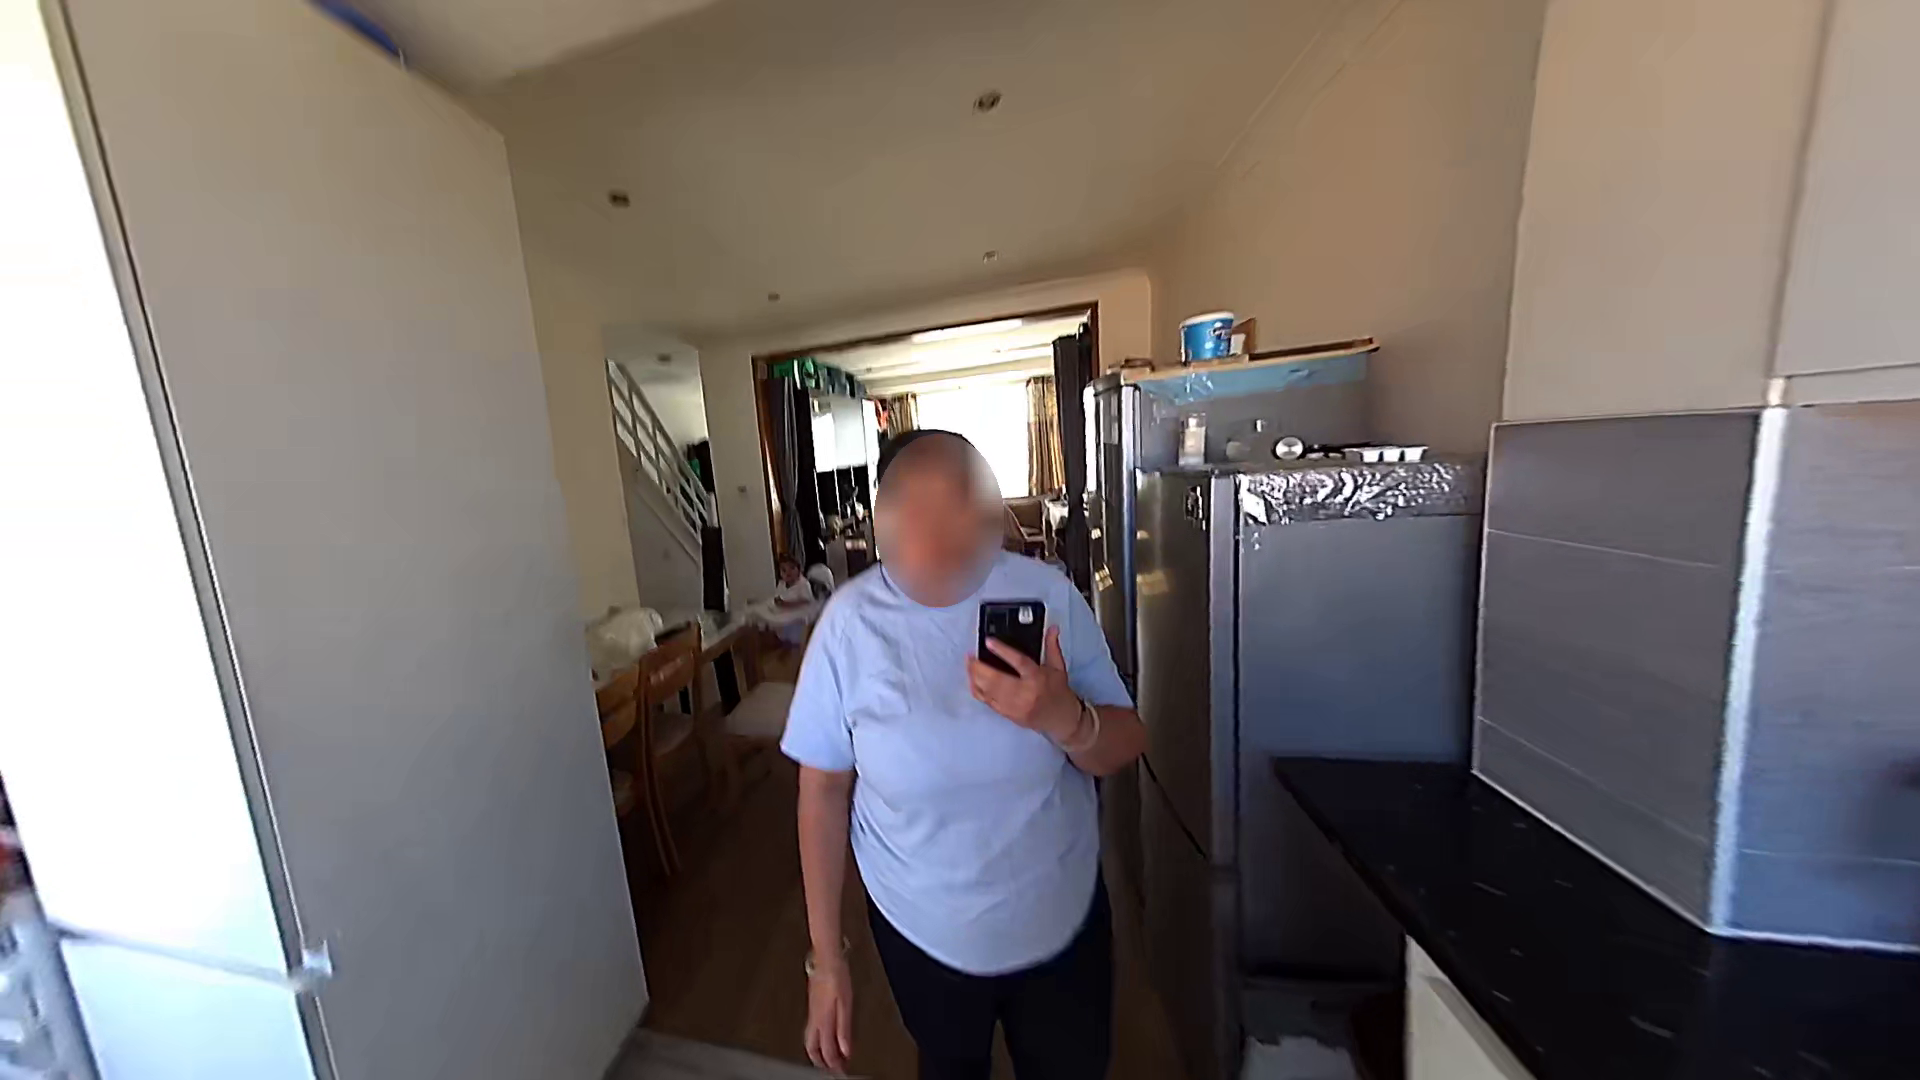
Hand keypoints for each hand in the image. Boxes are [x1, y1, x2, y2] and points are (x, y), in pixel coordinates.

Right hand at [804, 953, 853, 1074]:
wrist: (826, 957)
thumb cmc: (837, 976)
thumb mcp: (846, 1003)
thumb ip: (844, 1028)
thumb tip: (845, 1050)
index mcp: (824, 1022)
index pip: (827, 1052)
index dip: (834, 1065)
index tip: (841, 1072)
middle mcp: (815, 1019)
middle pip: (813, 1049)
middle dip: (821, 1062)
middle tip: (832, 1068)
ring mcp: (812, 1011)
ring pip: (810, 1039)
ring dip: (817, 1051)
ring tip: (826, 1056)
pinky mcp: (812, 1003)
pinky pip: (811, 1028)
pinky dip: (817, 1037)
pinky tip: (823, 1032)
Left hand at [967, 626, 1082, 744]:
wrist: (1061, 720)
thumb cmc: (1058, 691)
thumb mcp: (1058, 667)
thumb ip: (1051, 646)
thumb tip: (1052, 627)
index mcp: (1037, 678)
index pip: (1019, 662)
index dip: (1002, 650)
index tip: (988, 641)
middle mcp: (1024, 693)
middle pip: (996, 679)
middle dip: (979, 667)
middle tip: (970, 655)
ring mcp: (1014, 706)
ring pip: (988, 691)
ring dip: (974, 677)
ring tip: (969, 664)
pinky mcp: (1007, 714)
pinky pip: (987, 701)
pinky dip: (977, 690)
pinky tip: (972, 680)